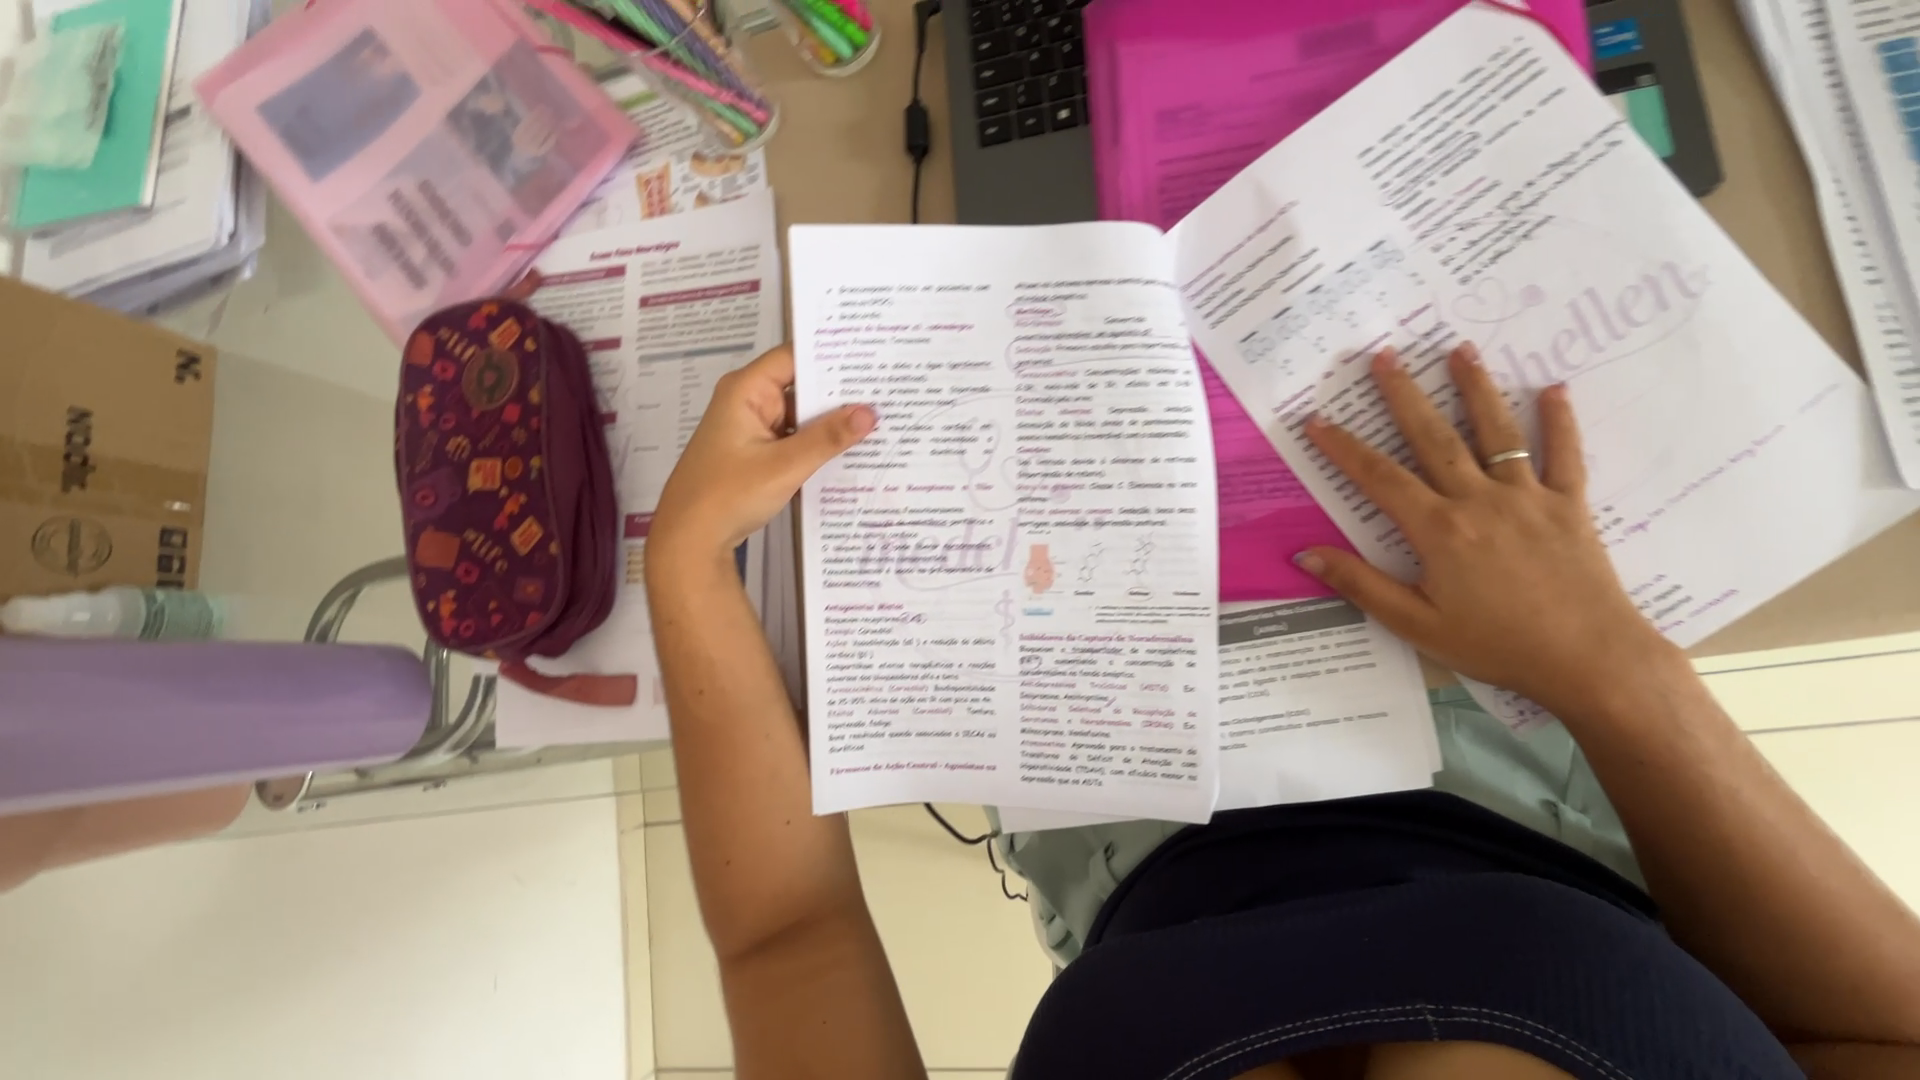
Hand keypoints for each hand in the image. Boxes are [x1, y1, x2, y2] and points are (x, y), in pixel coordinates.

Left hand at [647, 345, 874, 571]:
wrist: (691, 539)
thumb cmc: (728, 495)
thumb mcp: (784, 466)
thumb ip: (828, 438)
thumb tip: (870, 413)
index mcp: (746, 390)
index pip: (794, 357)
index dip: (831, 355)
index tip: (870, 355)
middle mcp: (749, 401)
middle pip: (801, 385)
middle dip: (839, 392)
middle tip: (885, 389)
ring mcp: (753, 427)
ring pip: (801, 415)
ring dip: (832, 421)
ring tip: (879, 416)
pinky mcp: (759, 452)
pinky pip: (795, 438)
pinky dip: (818, 443)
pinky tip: (852, 447)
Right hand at [1295, 343, 1681, 715]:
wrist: (1590, 661)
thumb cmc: (1495, 645)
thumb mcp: (1414, 623)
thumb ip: (1359, 584)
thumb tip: (1305, 554)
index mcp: (1437, 530)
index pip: (1378, 477)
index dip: (1343, 447)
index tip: (1317, 419)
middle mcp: (1479, 501)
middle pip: (1433, 438)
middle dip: (1404, 395)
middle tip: (1385, 356)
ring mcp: (1528, 498)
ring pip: (1495, 433)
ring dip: (1475, 389)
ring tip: (1459, 350)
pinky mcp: (1569, 507)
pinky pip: (1564, 456)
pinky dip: (1559, 423)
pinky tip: (1553, 390)